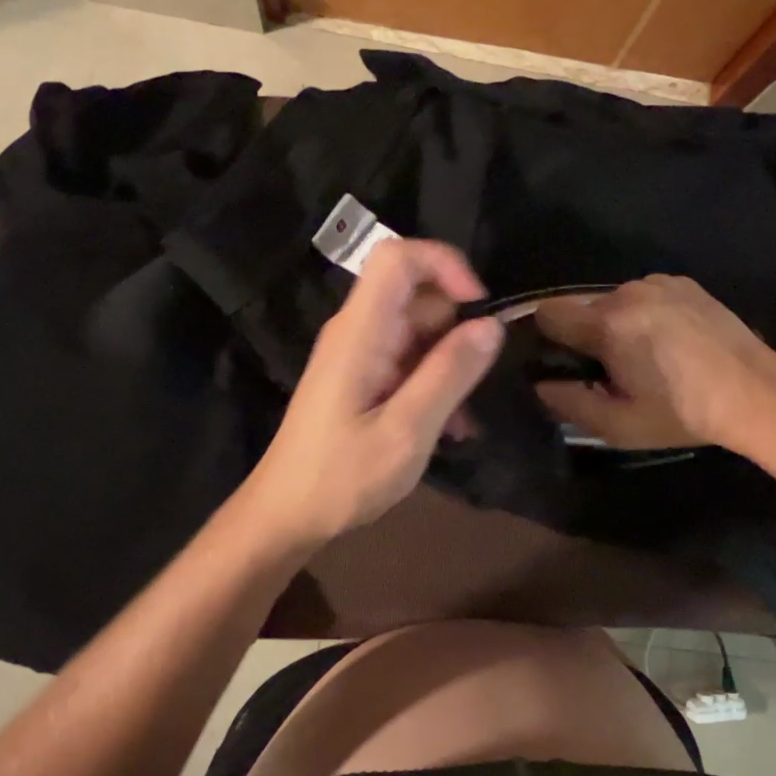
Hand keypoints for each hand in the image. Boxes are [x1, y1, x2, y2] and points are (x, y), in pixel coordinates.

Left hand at [245, 239, 503, 546]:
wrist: (285, 517)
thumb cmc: (340, 478)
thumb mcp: (406, 431)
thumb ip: (448, 374)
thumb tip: (491, 325)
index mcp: (360, 331)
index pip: (398, 257)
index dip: (444, 265)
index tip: (480, 309)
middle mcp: (358, 331)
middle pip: (417, 295)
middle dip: (458, 329)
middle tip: (478, 382)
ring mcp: (359, 353)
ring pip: (419, 330)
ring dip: (451, 364)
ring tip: (465, 420)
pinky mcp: (362, 377)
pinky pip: (409, 359)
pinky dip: (434, 383)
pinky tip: (449, 429)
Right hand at [533, 275, 775, 453]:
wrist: (756, 393)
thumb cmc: (682, 413)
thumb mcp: (619, 425)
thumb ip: (570, 404)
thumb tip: (542, 386)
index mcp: (607, 324)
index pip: (548, 313)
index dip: (548, 339)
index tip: (564, 364)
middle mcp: (628, 292)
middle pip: (583, 308)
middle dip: (588, 336)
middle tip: (613, 372)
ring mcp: (659, 283)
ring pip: (615, 301)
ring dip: (618, 325)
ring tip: (647, 358)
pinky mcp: (684, 283)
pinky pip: (645, 295)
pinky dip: (646, 315)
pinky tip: (671, 343)